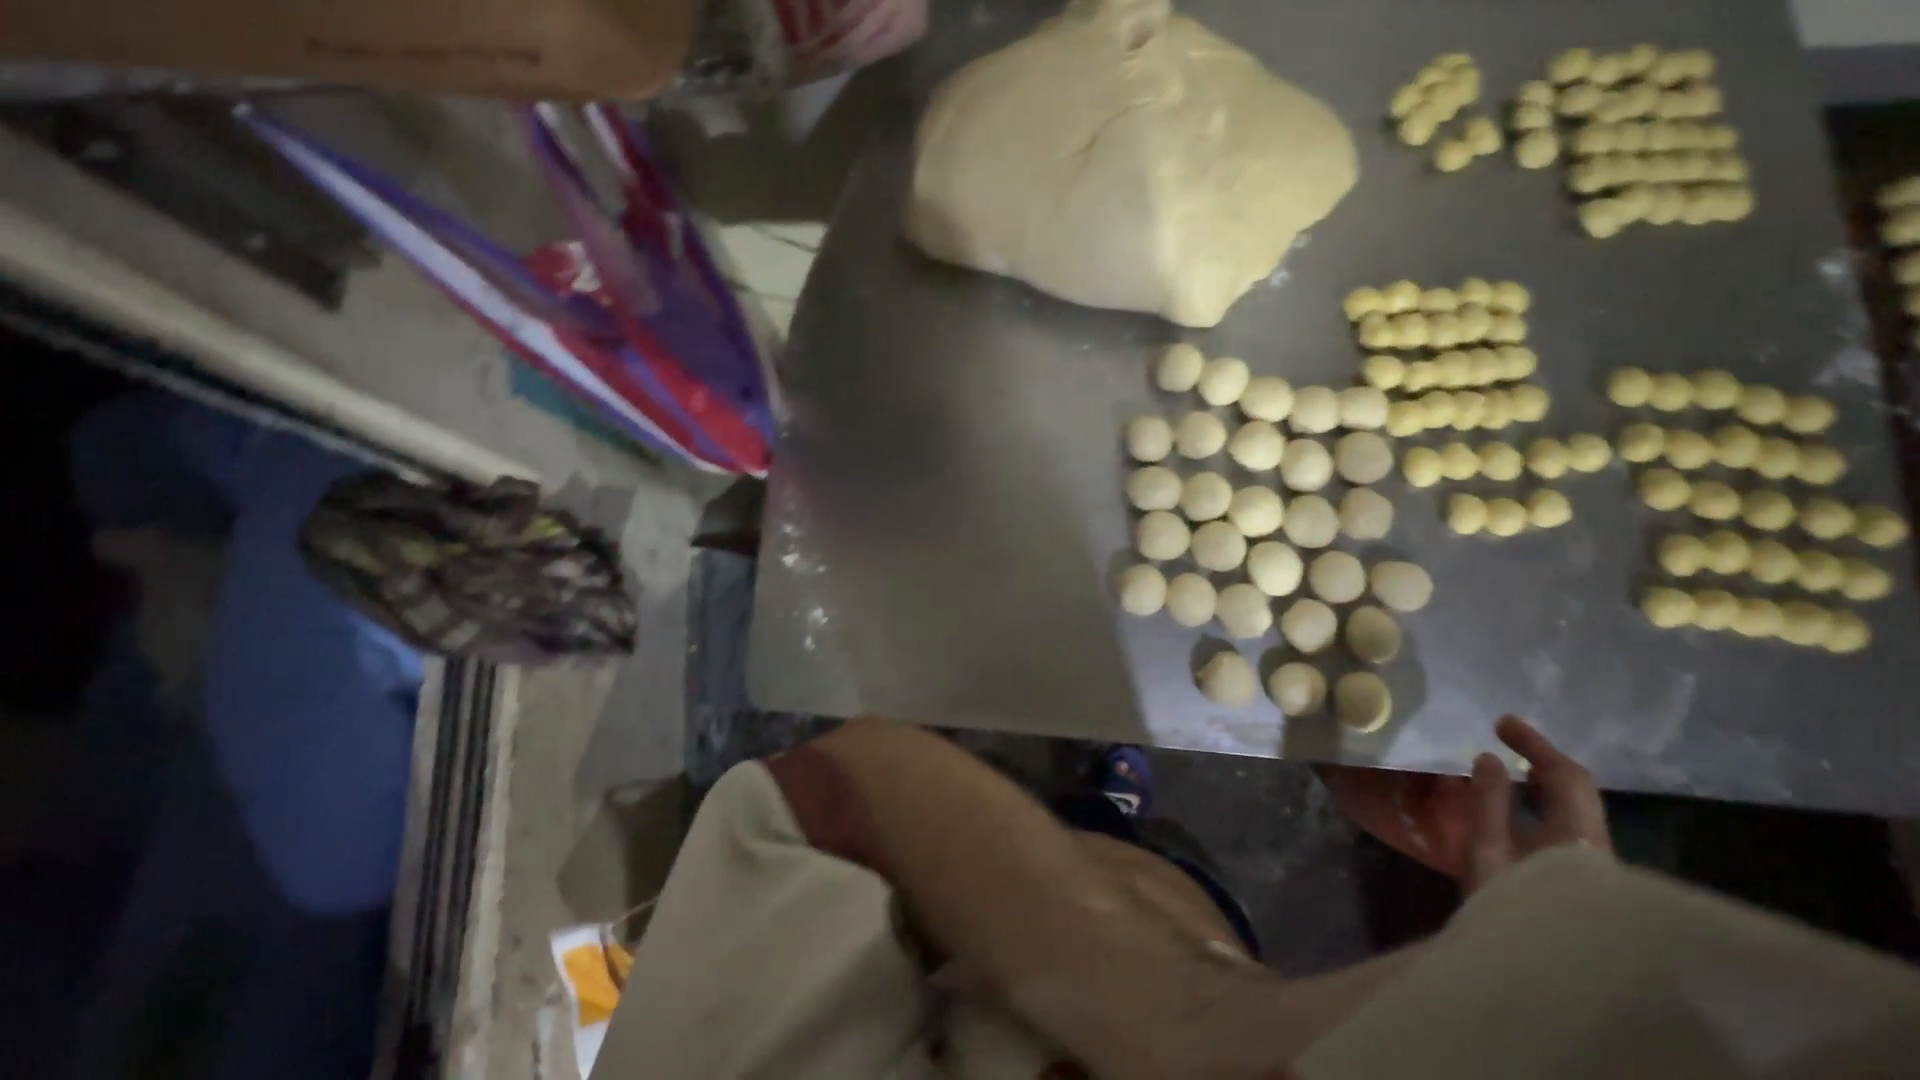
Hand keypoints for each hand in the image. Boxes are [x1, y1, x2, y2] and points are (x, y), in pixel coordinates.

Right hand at [1465, 716, 1612, 894]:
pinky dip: (1539, 809)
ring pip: (1571, 813)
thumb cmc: (1513, 908)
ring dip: (1540, 787)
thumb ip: (1489, 802)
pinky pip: (1563, 830)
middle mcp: (1594, 847)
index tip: (1501, 723)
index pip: (1565, 775)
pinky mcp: (1581, 885)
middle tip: (1503, 742)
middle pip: (1575, 792)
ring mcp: (1591, 868)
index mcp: (1578, 835)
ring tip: (1505, 772)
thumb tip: (1490, 758)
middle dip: (1540, 762)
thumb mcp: (1488, 852)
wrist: (1542, 981)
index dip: (1535, 744)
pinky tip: (1514, 814)